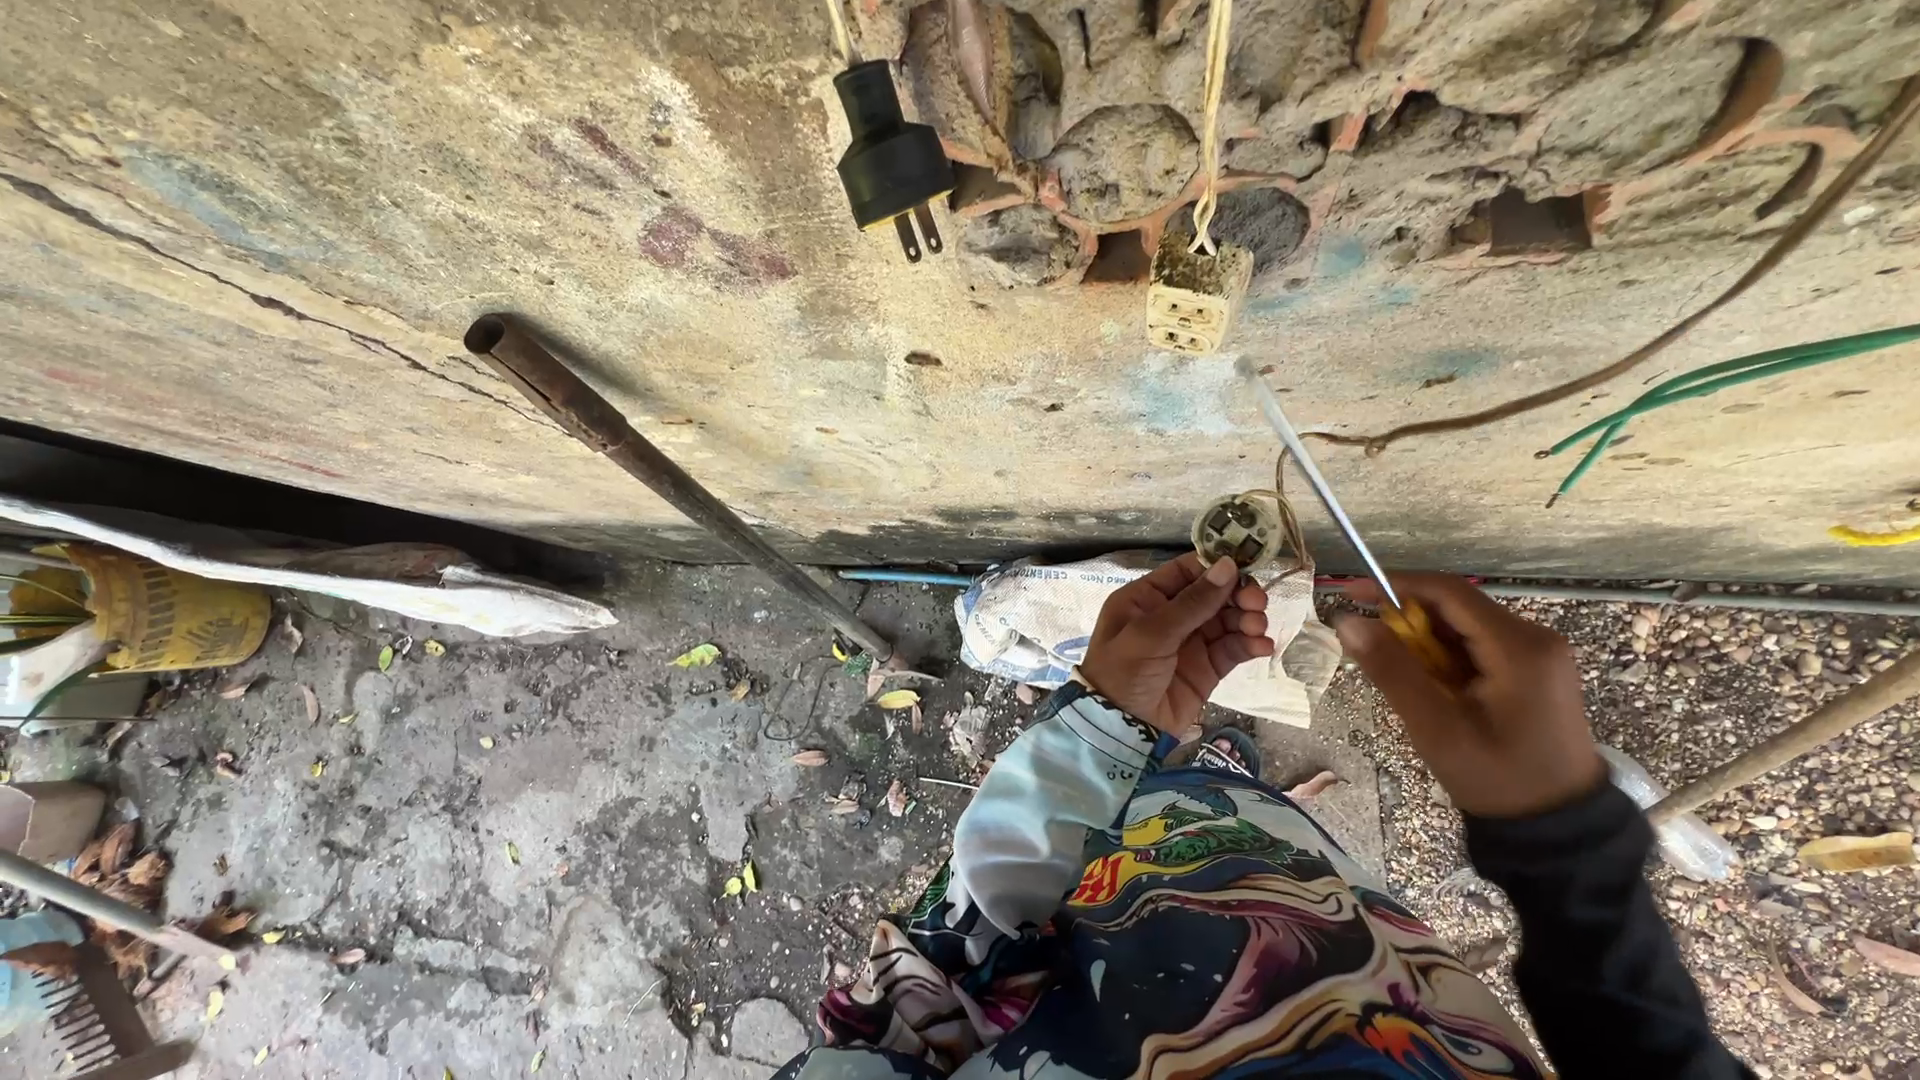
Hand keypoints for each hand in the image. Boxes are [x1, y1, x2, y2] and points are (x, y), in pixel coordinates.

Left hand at [1077, 554, 1274, 734]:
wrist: (1120, 729)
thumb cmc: (1124, 672)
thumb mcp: (1152, 632)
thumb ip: (1193, 602)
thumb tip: (1228, 565)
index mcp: (1145, 598)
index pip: (1186, 572)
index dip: (1217, 567)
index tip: (1246, 567)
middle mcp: (1169, 615)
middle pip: (1213, 594)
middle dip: (1238, 595)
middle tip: (1257, 602)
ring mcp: (1190, 642)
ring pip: (1227, 620)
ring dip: (1247, 619)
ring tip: (1257, 628)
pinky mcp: (1207, 668)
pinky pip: (1233, 648)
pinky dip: (1250, 644)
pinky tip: (1261, 647)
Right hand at [1334, 573, 1605, 818]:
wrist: (1558, 825)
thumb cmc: (1496, 777)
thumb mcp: (1436, 727)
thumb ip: (1391, 670)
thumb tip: (1347, 621)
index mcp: (1519, 647)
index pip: (1448, 591)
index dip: (1395, 585)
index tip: (1349, 593)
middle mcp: (1535, 638)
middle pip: (1455, 606)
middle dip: (1406, 621)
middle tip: (1369, 648)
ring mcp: (1538, 653)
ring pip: (1462, 626)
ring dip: (1423, 641)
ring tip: (1400, 678)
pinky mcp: (1533, 669)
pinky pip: (1475, 645)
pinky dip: (1442, 656)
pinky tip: (1430, 686)